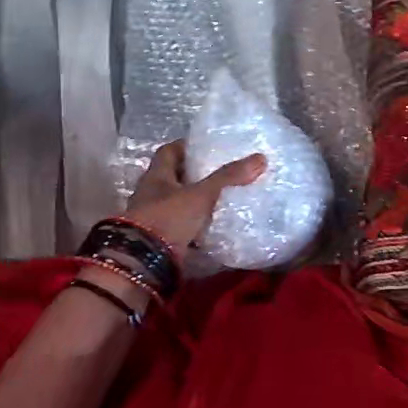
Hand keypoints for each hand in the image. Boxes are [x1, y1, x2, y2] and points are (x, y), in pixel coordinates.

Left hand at [123, 141, 265, 249]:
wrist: (146, 260)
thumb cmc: (169, 217)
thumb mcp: (201, 194)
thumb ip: (228, 177)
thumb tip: (261, 158)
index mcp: (156, 176)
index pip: (169, 151)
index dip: (186, 147)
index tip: (207, 148)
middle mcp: (151, 193)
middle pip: (173, 178)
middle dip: (194, 175)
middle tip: (220, 174)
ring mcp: (153, 217)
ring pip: (177, 203)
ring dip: (194, 201)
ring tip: (220, 199)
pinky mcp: (160, 238)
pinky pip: (180, 226)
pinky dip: (194, 225)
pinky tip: (212, 226)